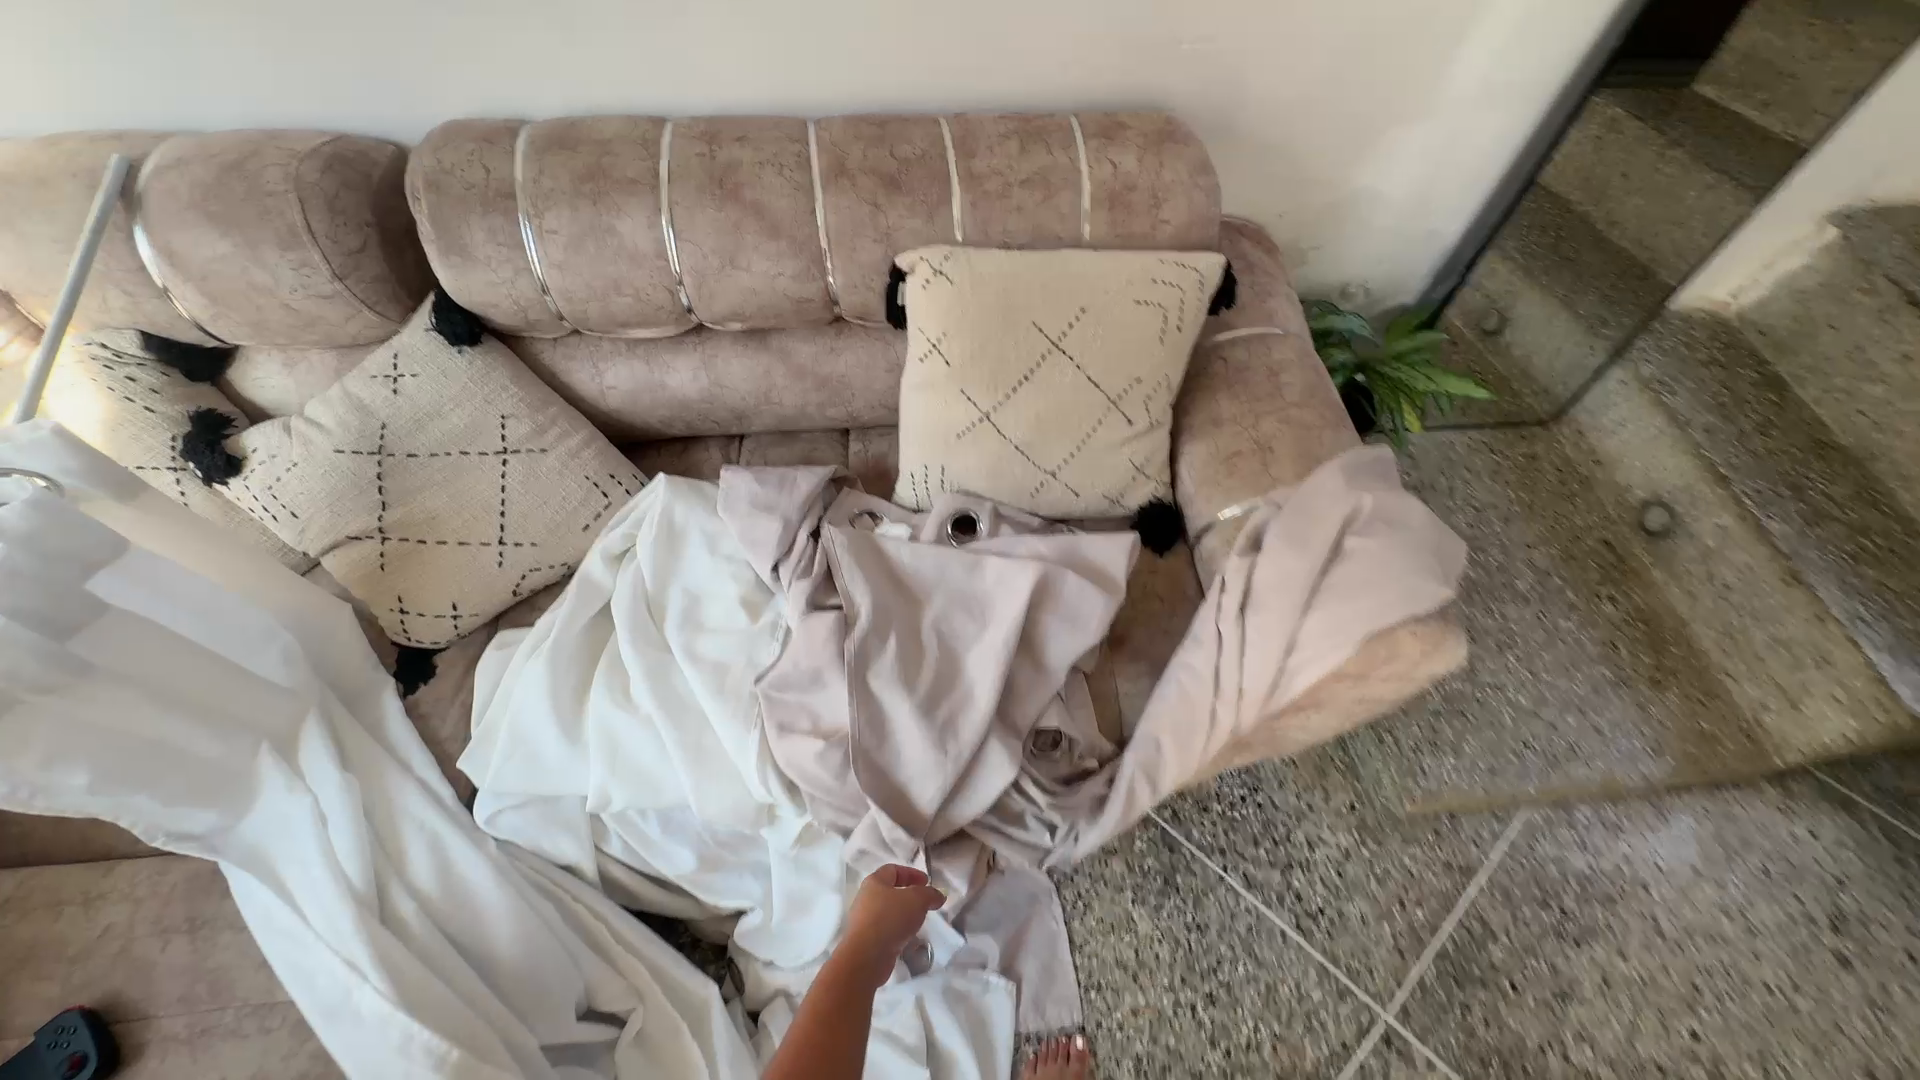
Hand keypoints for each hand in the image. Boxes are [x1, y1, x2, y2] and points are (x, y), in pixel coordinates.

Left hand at [833, 864, 946, 990]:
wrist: (866, 957)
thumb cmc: (890, 919)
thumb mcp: (917, 900)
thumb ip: (930, 894)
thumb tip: (938, 895)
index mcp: (874, 882)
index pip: (893, 870)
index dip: (911, 873)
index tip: (927, 882)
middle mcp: (866, 899)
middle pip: (889, 891)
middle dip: (909, 895)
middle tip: (925, 903)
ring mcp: (864, 921)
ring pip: (888, 913)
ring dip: (904, 915)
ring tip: (919, 922)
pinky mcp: (866, 941)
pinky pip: (885, 931)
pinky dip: (898, 932)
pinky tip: (909, 939)